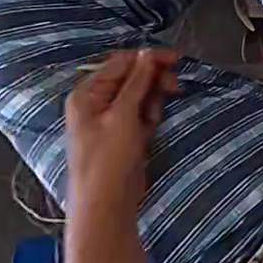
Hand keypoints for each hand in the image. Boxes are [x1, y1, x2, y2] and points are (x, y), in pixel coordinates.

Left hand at [64, 49, 180, 224]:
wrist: (105, 210)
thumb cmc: (107, 160)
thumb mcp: (123, 116)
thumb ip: (137, 82)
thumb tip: (148, 52)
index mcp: (87, 93)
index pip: (120, 62)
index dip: (147, 57)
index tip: (176, 57)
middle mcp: (95, 102)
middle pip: (130, 78)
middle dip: (152, 80)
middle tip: (175, 86)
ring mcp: (109, 119)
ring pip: (138, 95)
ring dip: (151, 100)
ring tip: (154, 117)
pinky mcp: (122, 135)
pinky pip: (139, 114)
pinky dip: (148, 116)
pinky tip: (151, 127)